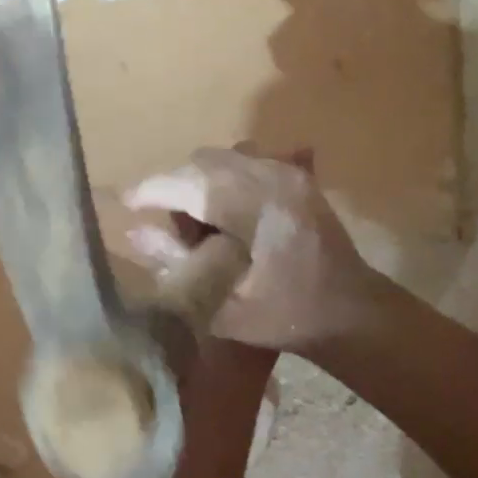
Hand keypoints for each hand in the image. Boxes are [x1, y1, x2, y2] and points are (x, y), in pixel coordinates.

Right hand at [124, 146, 381, 350]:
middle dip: (177, 189)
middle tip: (169, 230)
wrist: (352, 313)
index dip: (151, 191)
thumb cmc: (287, 316)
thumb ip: (175, 264)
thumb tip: (134, 233)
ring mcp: (287, 171)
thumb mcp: (222, 304)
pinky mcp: (297, 177)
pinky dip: (226, 182)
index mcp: (254, 204)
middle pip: (203, 164)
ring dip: (202, 183)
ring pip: (224, 160)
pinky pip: (247, 163)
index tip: (126, 204)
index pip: (187, 183)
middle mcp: (271, 175)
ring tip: (200, 224)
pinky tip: (227, 215)